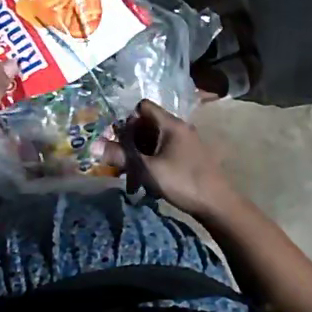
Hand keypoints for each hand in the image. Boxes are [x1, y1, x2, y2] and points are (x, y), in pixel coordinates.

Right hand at [100, 100, 237, 216]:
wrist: (218, 204)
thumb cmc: (183, 182)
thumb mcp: (147, 170)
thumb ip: (121, 156)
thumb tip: (93, 146)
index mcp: (171, 124)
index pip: (142, 107)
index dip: (126, 119)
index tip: (115, 138)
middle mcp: (179, 128)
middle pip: (146, 124)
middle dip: (129, 141)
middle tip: (117, 160)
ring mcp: (186, 142)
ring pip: (154, 141)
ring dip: (139, 154)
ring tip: (128, 175)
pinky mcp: (189, 157)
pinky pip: (164, 151)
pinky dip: (151, 161)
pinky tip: (145, 181)